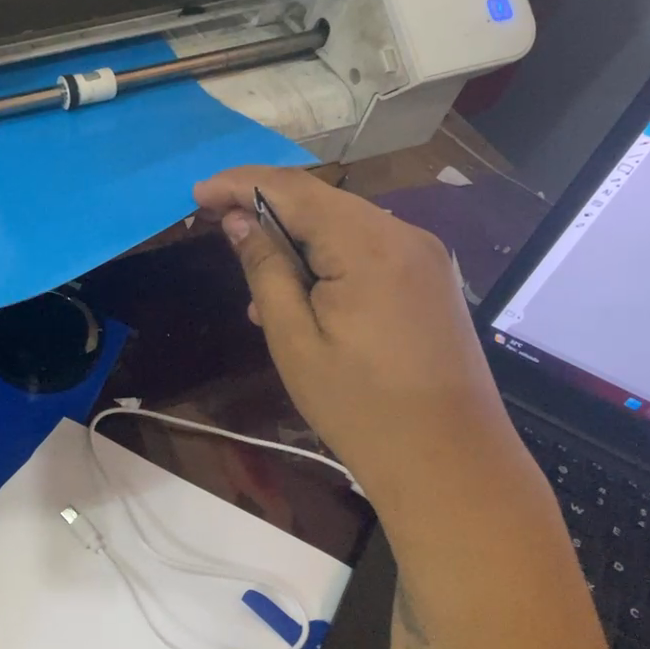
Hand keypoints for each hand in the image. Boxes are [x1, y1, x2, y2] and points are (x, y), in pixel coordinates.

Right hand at [193, 166, 519, 493]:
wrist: (453, 465)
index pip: (292, 188)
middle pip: (319, 199)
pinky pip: (365, 248)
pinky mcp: (429, 279)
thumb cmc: (360, 406)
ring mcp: (422, 256)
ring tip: (253, 279)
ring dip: (293, 236)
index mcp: (368, 245)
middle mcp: (402, 235)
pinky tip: (299, 294)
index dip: (238, 182)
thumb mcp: (293, 339)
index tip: (196, 194)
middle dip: (263, 204)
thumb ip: (264, 268)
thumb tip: (238, 220)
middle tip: (213, 224)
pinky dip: (325, 256)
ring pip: (341, 222)